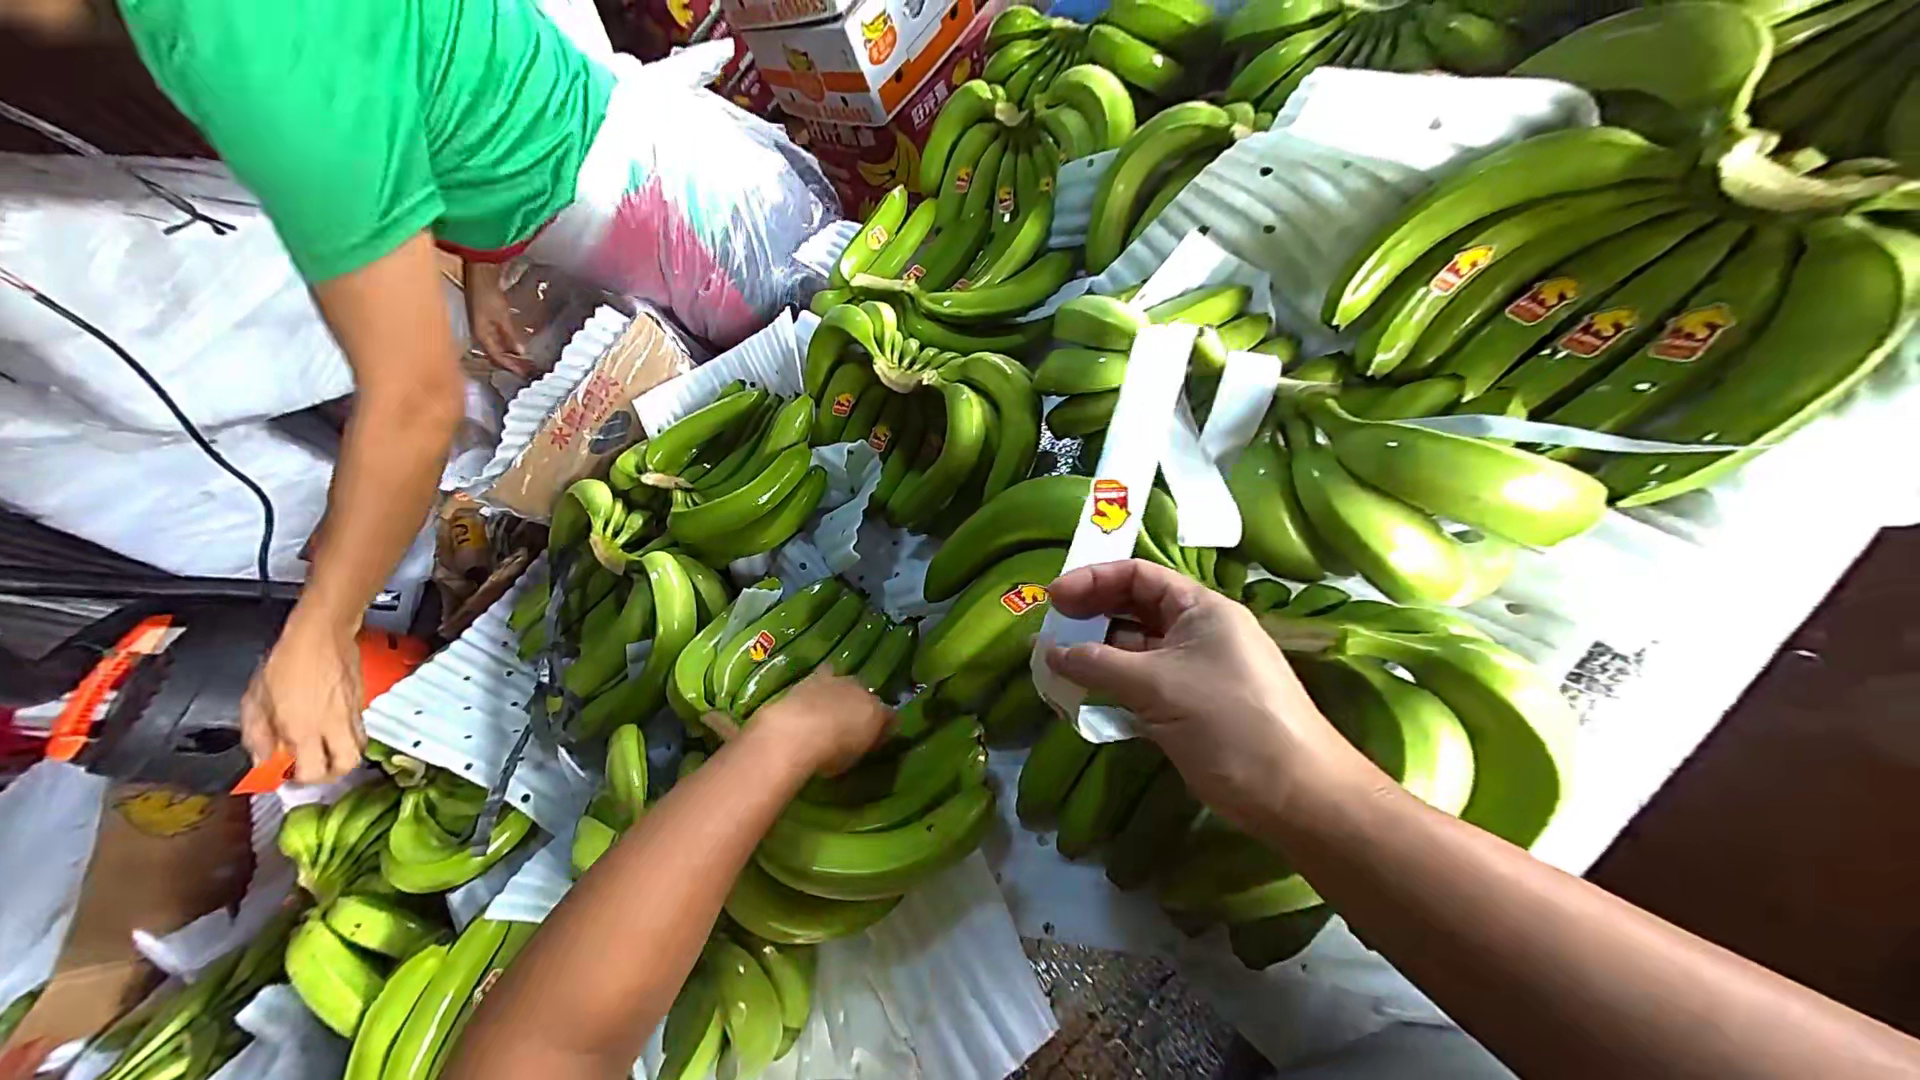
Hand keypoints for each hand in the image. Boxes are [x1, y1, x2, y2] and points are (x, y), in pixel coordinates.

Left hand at [241, 614, 366, 784]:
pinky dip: (344, 736)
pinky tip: (325, 726)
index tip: (283, 776)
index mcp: (303, 729)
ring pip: (359, 747)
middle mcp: (333, 725)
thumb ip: (258, 736)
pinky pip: (357, 728)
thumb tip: (264, 759)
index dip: (299, 780)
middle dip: (330, 774)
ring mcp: (352, 712)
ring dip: (341, 756)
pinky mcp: (361, 701)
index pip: (313, 770)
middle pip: (347, 763)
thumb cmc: (284, 664)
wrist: (322, 637)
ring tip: (320, 751)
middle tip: (310, 770)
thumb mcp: (254, 702)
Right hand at [464, 267, 528, 375]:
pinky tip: (517, 348)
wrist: (478, 274)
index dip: (511, 367)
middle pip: (496, 355)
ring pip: (497, 349)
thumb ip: (510, 334)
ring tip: (525, 363)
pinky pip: (498, 340)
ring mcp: (482, 327)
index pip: (497, 357)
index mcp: (481, 335)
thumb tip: (520, 352)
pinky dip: (508, 346)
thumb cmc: (488, 294)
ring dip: (510, 357)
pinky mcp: (486, 321)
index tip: (525, 374)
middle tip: (528, 372)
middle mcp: (480, 333)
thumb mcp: (502, 316)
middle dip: (511, 365)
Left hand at [726, 669, 892, 776]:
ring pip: (845, 684)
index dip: (884, 726)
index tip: (876, 737)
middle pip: (867, 695)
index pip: (890, 715)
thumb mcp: (852, 759)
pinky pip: (822, 678)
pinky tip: (811, 699)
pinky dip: (820, 687)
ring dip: (841, 694)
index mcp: (877, 711)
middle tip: (850, 723)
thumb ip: (862, 745)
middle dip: (861, 706)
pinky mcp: (812, 677)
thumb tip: (865, 740)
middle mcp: (861, 690)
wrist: (794, 732)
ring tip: (830, 709)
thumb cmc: (829, 754)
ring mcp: (836, 680)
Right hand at [1044, 560, 1383, 830]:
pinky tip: (1083, 691)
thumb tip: (1049, 652)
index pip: (1138, 575)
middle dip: (1091, 613)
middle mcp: (1198, 631)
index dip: (1093, 579)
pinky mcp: (1189, 704)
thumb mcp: (1157, 685)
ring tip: (1056, 660)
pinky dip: (1112, 682)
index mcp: (1200, 608)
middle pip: (1134, 607)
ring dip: (1097, 652)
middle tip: (1050, 627)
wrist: (1296, 795)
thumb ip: (1098, 664)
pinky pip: (1141, 681)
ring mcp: (1194, 669)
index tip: (1053, 597)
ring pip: (1135, 647)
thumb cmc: (1229, 722)